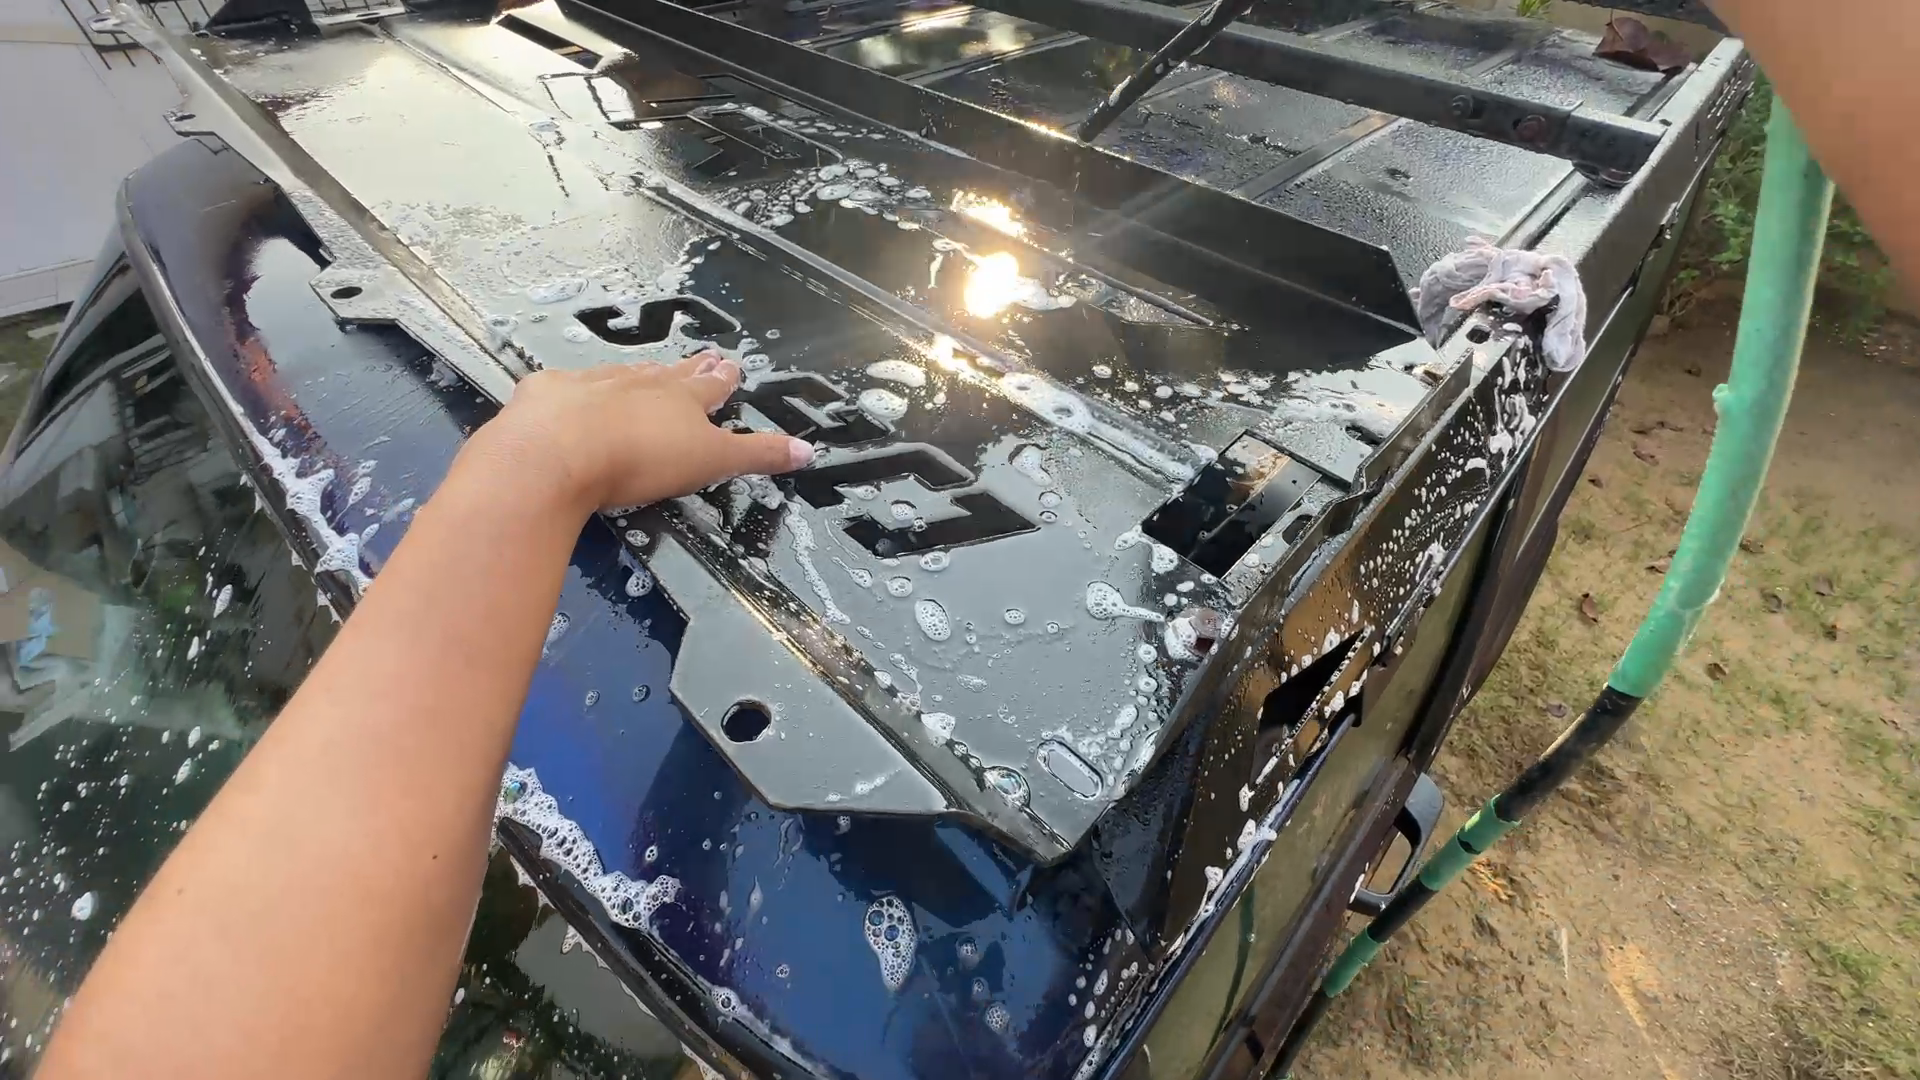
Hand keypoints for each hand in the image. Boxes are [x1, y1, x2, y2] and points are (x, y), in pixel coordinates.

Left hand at [460, 350, 812, 518]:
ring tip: (651, 370)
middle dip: (690, 368)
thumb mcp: (712, 461)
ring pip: (624, 375)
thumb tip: (809, 450)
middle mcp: (641, 384)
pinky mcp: (548, 396)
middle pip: (671, 375)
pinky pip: (568, 387)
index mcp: (683, 401)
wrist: (555, 454)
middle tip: (704, 356)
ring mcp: (592, 385)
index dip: (723, 378)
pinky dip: (577, 389)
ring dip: (640, 374)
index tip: (732, 364)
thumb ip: (758, 455)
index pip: (711, 386)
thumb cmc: (642, 458)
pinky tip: (573, 389)